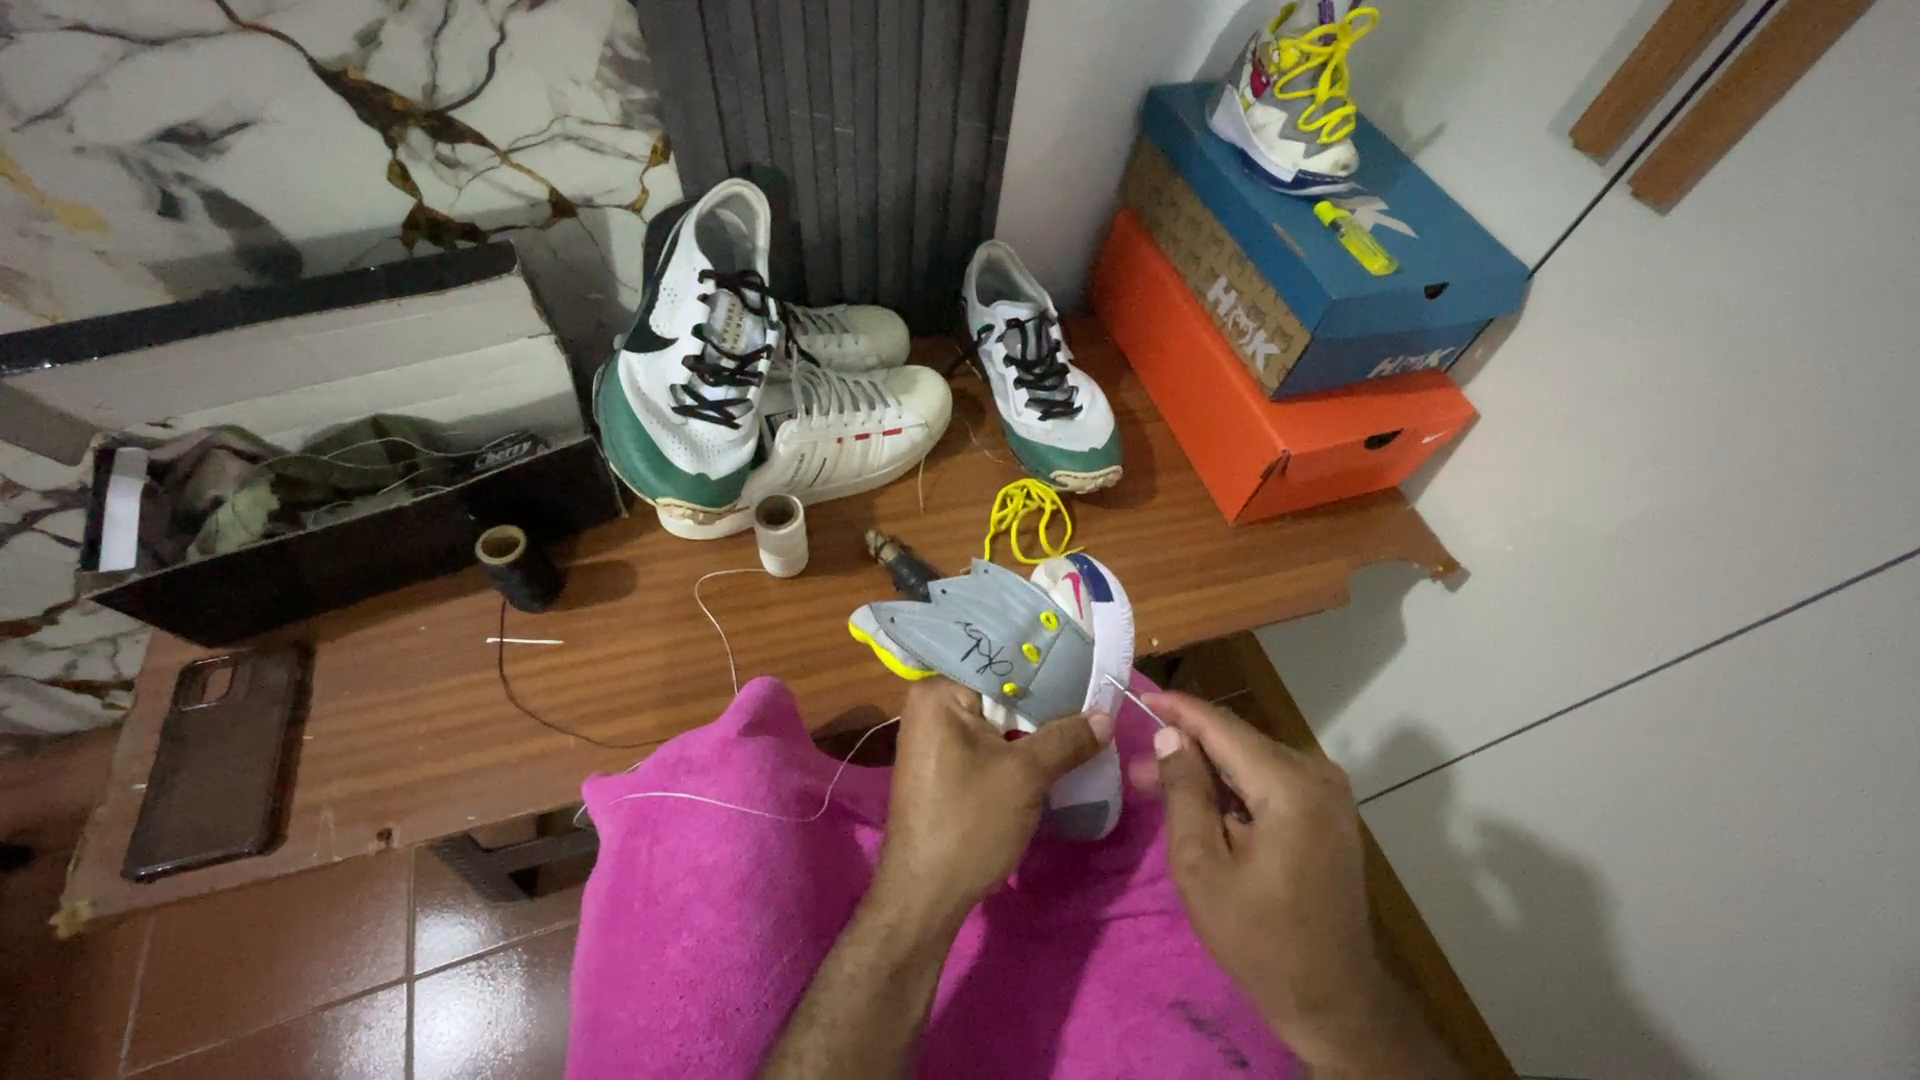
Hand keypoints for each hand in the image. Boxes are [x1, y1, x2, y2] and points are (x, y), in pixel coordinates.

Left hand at [877, 678, 1112, 914]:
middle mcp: (931, 704)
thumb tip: (1106, 715)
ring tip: (1087, 713)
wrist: (925, 896)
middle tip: (1096, 687)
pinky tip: (1056, 745)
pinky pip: (990, 739)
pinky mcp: (946, 763)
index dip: (1047, 663)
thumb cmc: (968, 824)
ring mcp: (936, 735)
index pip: (1000, 660)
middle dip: (1046, 695)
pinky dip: (1020, 743)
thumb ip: (1067, 738)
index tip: (1089, 660)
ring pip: (999, 715)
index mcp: (938, 692)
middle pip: (1000, 686)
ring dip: (1036, 722)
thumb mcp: (1025, 776)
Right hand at [1137, 692, 1391, 1057]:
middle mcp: (1318, 775)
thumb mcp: (1203, 866)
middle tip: (1137, 768)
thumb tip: (1170, 736)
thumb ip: (1185, 793)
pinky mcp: (1329, 812)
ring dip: (1208, 769)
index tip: (1137, 697)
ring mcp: (1330, 794)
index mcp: (1290, 786)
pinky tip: (1203, 803)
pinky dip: (1235, 786)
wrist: (1332, 997)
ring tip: (1159, 786)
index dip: (1178, 710)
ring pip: (1253, 760)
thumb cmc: (1258, 938)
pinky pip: (1272, 781)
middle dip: (1187, 747)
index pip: (1223, 727)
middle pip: (1239, 742)